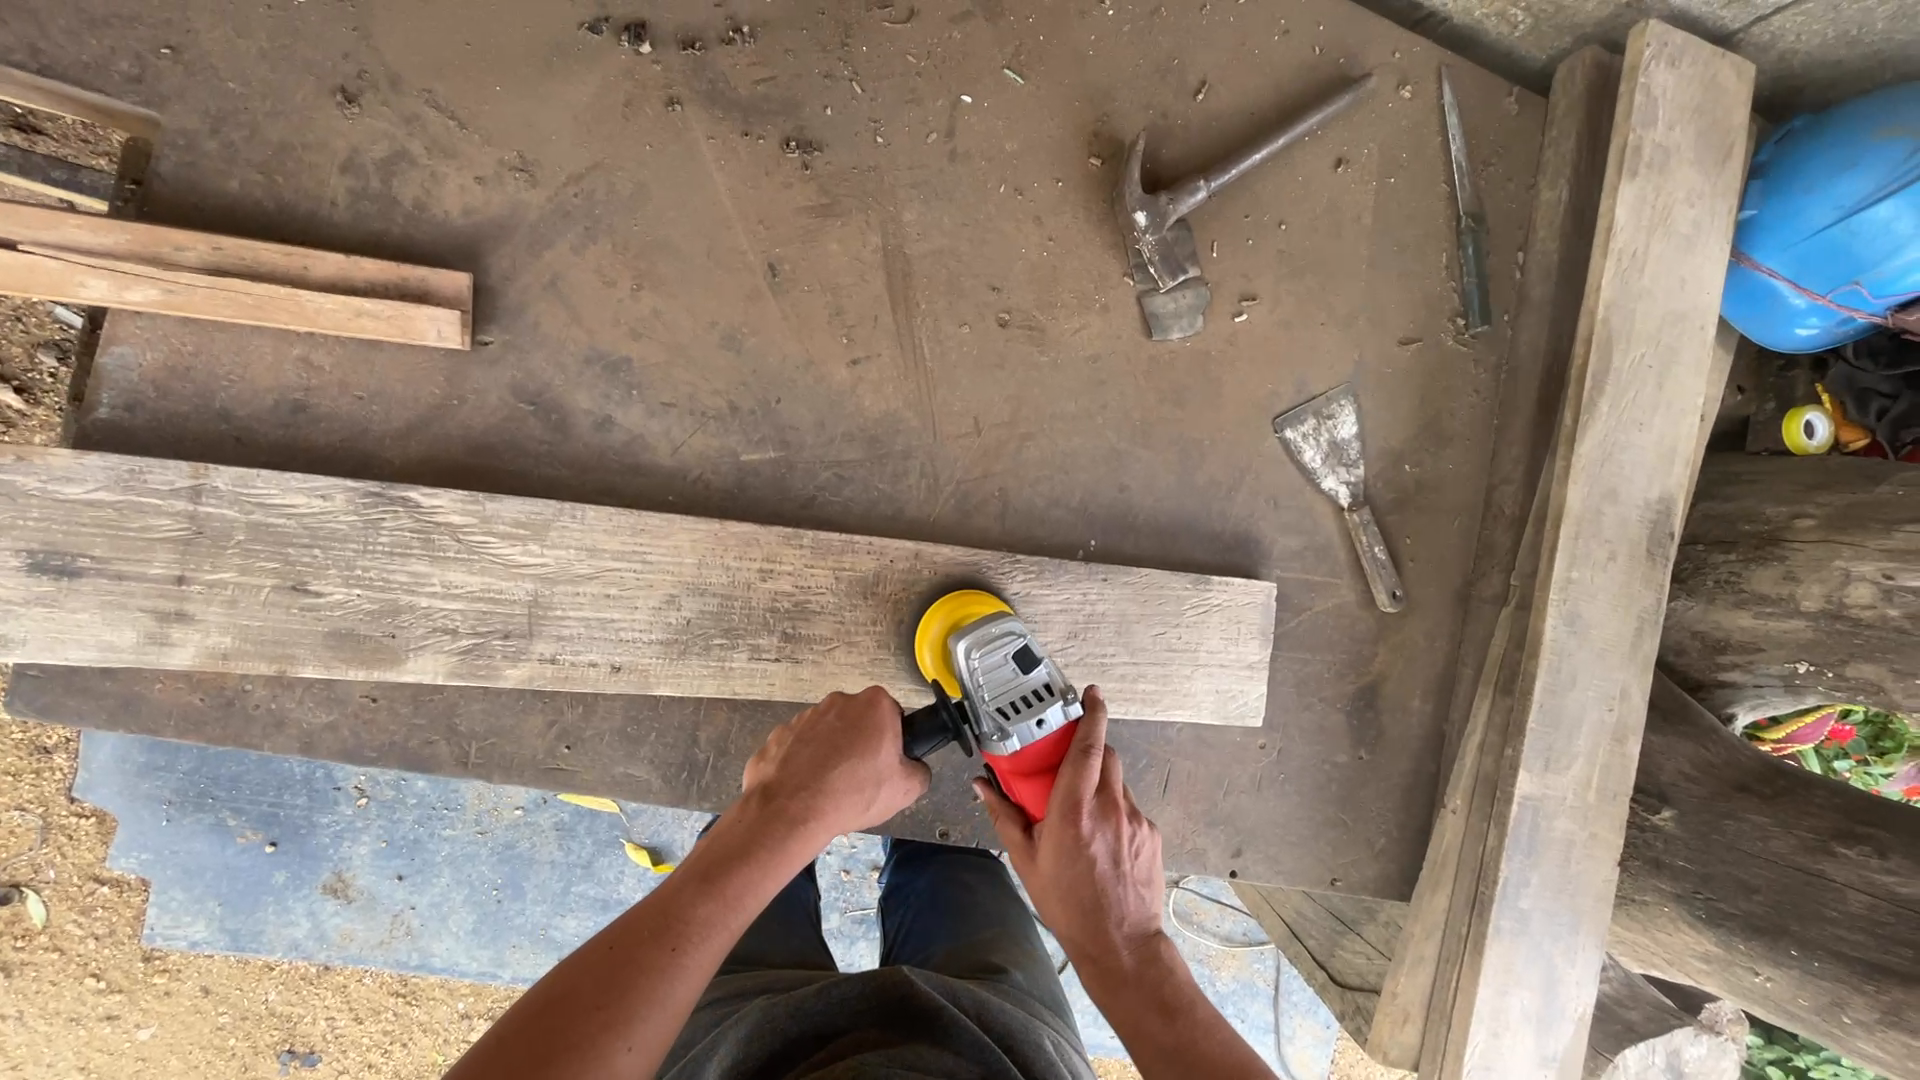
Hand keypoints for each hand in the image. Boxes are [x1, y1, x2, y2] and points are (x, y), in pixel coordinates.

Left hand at [740, 686, 931, 842]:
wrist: (792, 811)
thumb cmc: (854, 793)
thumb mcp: (907, 789)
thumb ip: (920, 771)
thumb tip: (914, 768)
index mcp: (874, 704)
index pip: (893, 715)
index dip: (891, 741)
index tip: (885, 763)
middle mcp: (839, 701)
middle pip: (859, 721)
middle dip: (861, 744)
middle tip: (861, 778)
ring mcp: (805, 715)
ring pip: (828, 733)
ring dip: (831, 753)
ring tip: (831, 787)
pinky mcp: (780, 734)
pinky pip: (800, 747)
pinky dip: (804, 762)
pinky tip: (807, 787)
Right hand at [973, 687, 1166, 970]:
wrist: (1121, 944)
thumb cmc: (1068, 904)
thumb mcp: (1026, 860)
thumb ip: (1004, 815)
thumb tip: (981, 785)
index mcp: (1074, 809)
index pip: (1088, 746)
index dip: (1092, 713)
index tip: (1092, 693)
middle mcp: (1109, 807)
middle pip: (1106, 755)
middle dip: (1090, 748)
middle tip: (1070, 762)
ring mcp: (1135, 820)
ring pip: (1118, 781)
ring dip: (1100, 784)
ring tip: (1083, 814)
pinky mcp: (1151, 833)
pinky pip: (1130, 807)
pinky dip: (1114, 810)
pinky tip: (1102, 840)